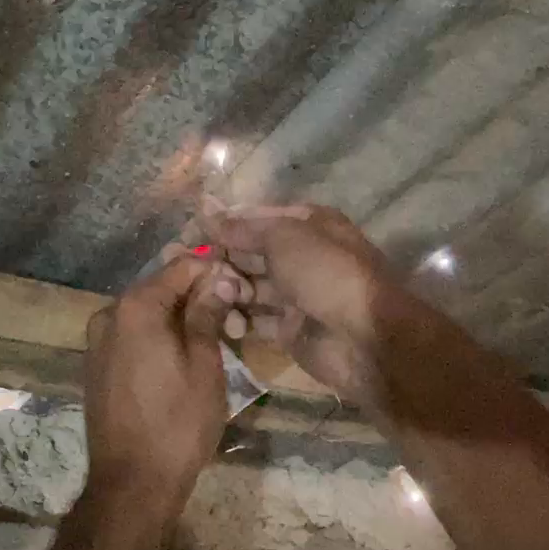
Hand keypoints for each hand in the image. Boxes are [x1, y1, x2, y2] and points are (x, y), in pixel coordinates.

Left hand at [82, 256, 237, 512]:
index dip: (216, 272)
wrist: (131, 484)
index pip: (182, 266)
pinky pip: (134, 334)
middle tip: (237, 323)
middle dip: (200, 296)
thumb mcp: (204, 366)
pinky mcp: (97, 363)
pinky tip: (186, 357)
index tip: (244, 292)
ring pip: (148, 312)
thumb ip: (208, 314)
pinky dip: (161, 335)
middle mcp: (109, 313)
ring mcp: (98, 339)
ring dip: (182, 318)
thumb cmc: (177, 424)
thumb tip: (218, 278)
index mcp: (136, 306)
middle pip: (163, 287)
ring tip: (218, 343)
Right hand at [200, 203, 396, 403]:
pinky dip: (236, 318)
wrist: (364, 338)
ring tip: (206, 292)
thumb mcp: (283, 236)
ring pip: (249, 285)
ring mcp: (295, 294)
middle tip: (185, 264)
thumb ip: (243, 227)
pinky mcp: (288, 329)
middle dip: (221, 257)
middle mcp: (301, 256)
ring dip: (227, 287)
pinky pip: (254, 318)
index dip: (225, 224)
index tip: (192, 231)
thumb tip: (208, 211)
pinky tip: (219, 317)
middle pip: (250, 252)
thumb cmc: (325, 273)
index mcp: (308, 225)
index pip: (257, 218)